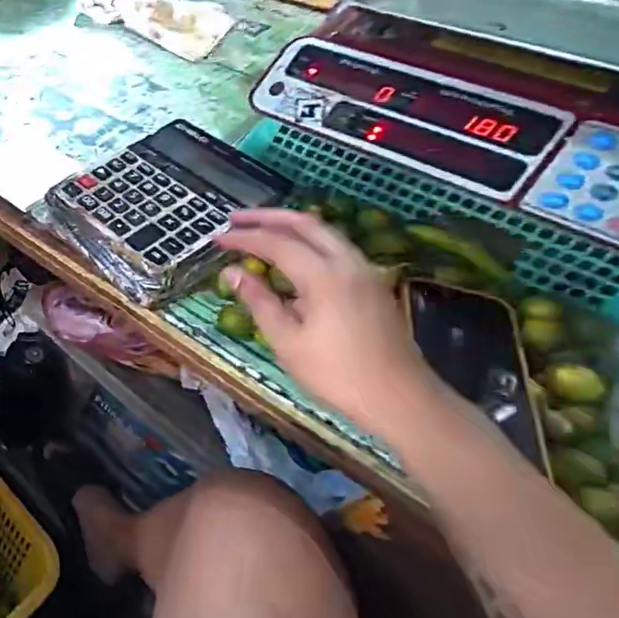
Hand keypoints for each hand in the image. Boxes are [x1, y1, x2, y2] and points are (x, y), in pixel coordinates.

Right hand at [214, 209, 441, 435]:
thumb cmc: (336, 374)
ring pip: (325, 232)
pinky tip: (292, 254)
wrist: (401, 400)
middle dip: (268, 217)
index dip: (244, 238)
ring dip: (290, 225)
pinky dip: (308, 241)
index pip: (277, 243)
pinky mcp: (372, 284)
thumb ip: (259, 301)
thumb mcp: (286, 341)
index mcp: (325, 277)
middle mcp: (348, 264)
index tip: (217, 239)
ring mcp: (365, 272)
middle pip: (306, 224)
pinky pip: (336, 247)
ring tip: (260, 229)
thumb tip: (232, 273)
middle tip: (235, 219)